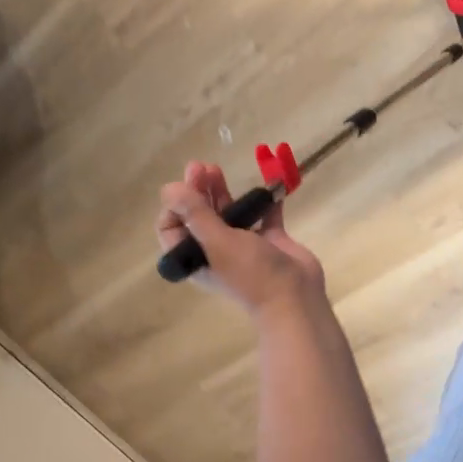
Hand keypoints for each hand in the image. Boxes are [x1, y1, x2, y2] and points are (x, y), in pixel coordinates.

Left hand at [156, 161, 327, 323]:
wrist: (294, 295)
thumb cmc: (250, 272)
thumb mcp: (218, 242)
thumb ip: (195, 213)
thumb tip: (168, 188)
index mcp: (195, 256)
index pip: (172, 228)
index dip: (174, 205)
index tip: (184, 186)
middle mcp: (215, 249)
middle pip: (200, 215)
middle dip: (198, 191)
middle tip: (202, 166)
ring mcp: (244, 244)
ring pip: (229, 213)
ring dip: (224, 191)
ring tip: (220, 168)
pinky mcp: (270, 239)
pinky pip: (264, 215)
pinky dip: (264, 200)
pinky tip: (267, 183)